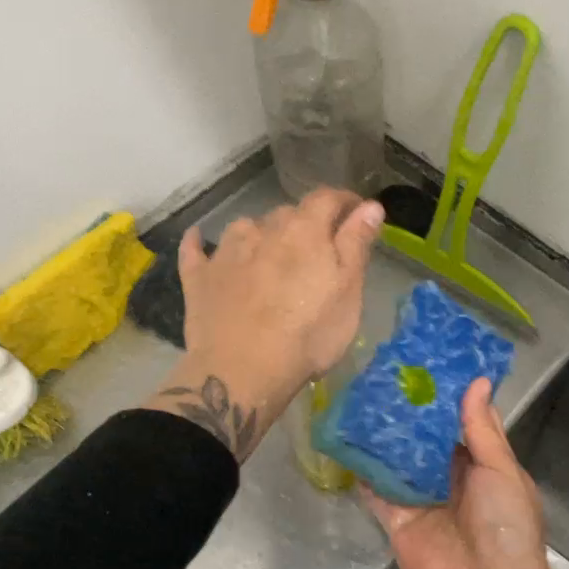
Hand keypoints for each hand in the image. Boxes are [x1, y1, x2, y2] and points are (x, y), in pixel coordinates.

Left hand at [143, 189, 381, 460]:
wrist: (244, 369)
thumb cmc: (309, 333)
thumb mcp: (348, 291)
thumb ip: (357, 244)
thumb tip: (371, 205)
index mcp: (305, 230)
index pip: (327, 199)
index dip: (345, 201)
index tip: (358, 212)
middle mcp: (262, 229)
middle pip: (287, 214)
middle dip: (305, 223)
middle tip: (318, 249)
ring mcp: (226, 252)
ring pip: (246, 228)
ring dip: (262, 233)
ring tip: (271, 254)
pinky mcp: (199, 278)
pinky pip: (198, 249)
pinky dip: (203, 243)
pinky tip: (201, 241)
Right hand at [363, 379, 568, 568]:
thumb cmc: (506, 527)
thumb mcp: (501, 471)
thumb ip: (482, 429)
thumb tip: (477, 382)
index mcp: (485, 465)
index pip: (464, 422)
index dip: (449, 396)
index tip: (429, 362)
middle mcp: (452, 478)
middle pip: (426, 439)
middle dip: (411, 411)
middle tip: (385, 371)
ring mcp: (423, 499)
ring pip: (399, 460)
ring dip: (384, 434)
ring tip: (361, 394)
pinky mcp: (397, 520)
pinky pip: (376, 491)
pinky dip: (362, 469)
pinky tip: (344, 438)